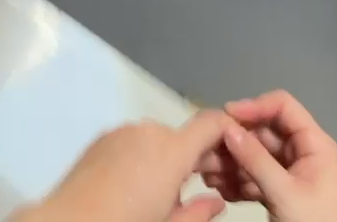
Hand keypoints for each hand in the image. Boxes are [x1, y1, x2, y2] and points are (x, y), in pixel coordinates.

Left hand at [15, 111, 232, 221]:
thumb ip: (198, 213)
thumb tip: (217, 201)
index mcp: (171, 151)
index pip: (210, 123)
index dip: (227, 133)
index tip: (235, 154)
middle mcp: (149, 130)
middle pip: (183, 138)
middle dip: (194, 159)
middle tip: (200, 190)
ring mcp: (122, 131)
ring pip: (157, 141)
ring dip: (165, 160)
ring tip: (159, 196)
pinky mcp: (101, 138)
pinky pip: (133, 143)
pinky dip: (141, 158)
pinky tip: (132, 188)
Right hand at [200, 91, 336, 221]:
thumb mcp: (285, 193)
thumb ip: (256, 160)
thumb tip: (228, 128)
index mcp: (314, 144)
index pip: (283, 107)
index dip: (255, 106)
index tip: (227, 114)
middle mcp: (303, 152)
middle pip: (265, 132)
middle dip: (238, 141)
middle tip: (209, 150)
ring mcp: (292, 174)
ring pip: (258, 156)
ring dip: (234, 164)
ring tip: (209, 174)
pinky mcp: (282, 193)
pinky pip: (257, 177)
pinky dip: (240, 182)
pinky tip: (221, 190)